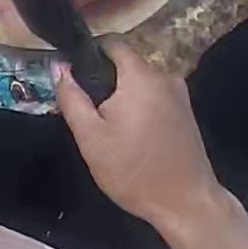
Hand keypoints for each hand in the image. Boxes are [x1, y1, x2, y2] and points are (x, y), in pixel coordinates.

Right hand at [56, 41, 233, 239]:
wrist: (186, 206)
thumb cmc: (133, 170)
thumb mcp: (90, 137)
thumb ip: (72, 98)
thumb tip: (60, 69)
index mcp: (140, 77)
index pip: (112, 42)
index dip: (89, 52)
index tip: (74, 75)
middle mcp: (164, 77)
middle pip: (124, 63)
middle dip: (103, 80)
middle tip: (88, 111)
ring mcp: (179, 94)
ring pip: (138, 81)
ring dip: (120, 95)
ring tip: (108, 127)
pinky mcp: (185, 112)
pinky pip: (152, 95)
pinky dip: (137, 105)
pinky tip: (130, 134)